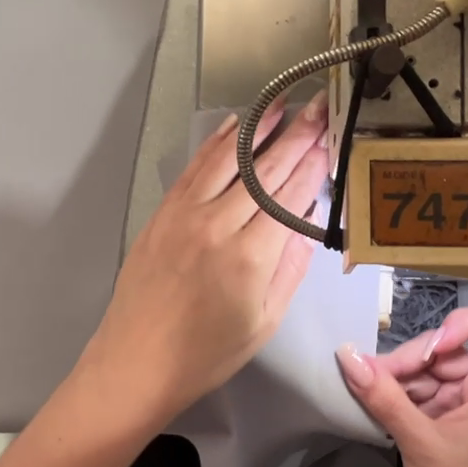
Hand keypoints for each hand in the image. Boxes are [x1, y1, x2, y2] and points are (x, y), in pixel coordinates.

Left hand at [79, 93, 331, 424]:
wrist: (135, 363)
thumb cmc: (206, 355)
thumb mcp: (264, 322)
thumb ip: (290, 268)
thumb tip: (307, 222)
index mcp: (249, 258)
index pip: (292, 196)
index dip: (314, 163)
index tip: (332, 136)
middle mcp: (217, 226)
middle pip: (265, 170)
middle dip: (296, 134)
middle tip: (319, 104)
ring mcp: (184, 216)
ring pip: (227, 160)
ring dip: (257, 127)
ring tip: (282, 102)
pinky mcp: (162, 214)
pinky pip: (193, 169)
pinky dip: (216, 144)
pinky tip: (234, 126)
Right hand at [336, 306, 467, 466]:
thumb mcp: (419, 443)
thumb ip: (383, 397)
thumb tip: (347, 355)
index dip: (462, 324)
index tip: (430, 351)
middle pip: (448, 346)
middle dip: (410, 360)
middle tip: (375, 382)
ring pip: (429, 367)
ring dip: (398, 378)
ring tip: (371, 397)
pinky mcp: (450, 415)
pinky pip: (423, 388)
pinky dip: (400, 393)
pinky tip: (378, 406)